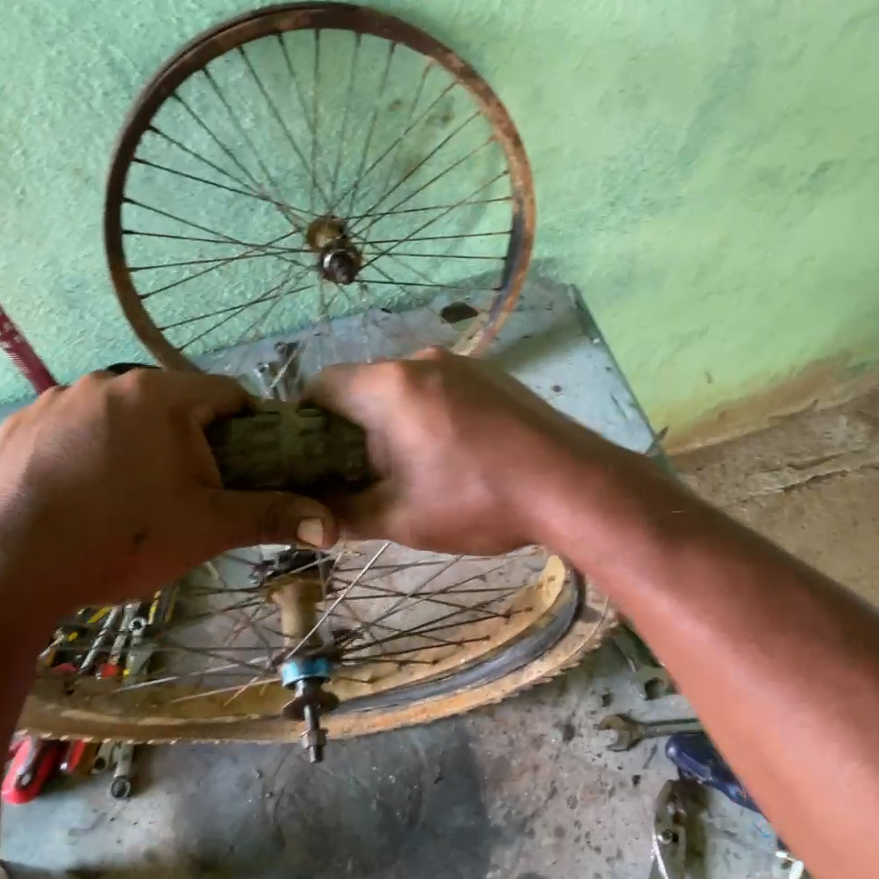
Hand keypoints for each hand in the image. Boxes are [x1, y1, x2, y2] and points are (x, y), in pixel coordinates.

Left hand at [0, 369, 334, 610]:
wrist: (6, 566)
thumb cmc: (122, 538)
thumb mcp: (208, 529)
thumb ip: (272, 517)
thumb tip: (332, 528)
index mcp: (162, 396)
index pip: (229, 396)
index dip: (248, 433)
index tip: (243, 473)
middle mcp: (109, 382)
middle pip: (173, 407)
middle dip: (190, 445)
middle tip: (187, 499)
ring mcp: (58, 400)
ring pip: (122, 419)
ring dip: (138, 449)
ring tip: (128, 505)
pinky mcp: (20, 425)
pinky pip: (75, 432)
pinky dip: (89, 456)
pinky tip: (80, 500)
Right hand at [306, 348, 627, 553]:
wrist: (572, 485)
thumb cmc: (477, 501)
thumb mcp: (400, 519)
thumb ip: (346, 514)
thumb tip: (314, 518)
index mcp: (389, 385)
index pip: (321, 386)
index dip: (306, 424)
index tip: (314, 462)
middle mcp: (422, 360)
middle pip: (364, 387)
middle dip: (353, 430)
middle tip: (362, 477)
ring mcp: (464, 364)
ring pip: (405, 389)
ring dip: (395, 425)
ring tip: (414, 473)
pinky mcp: (494, 376)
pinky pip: (442, 390)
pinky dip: (431, 417)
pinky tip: (455, 457)